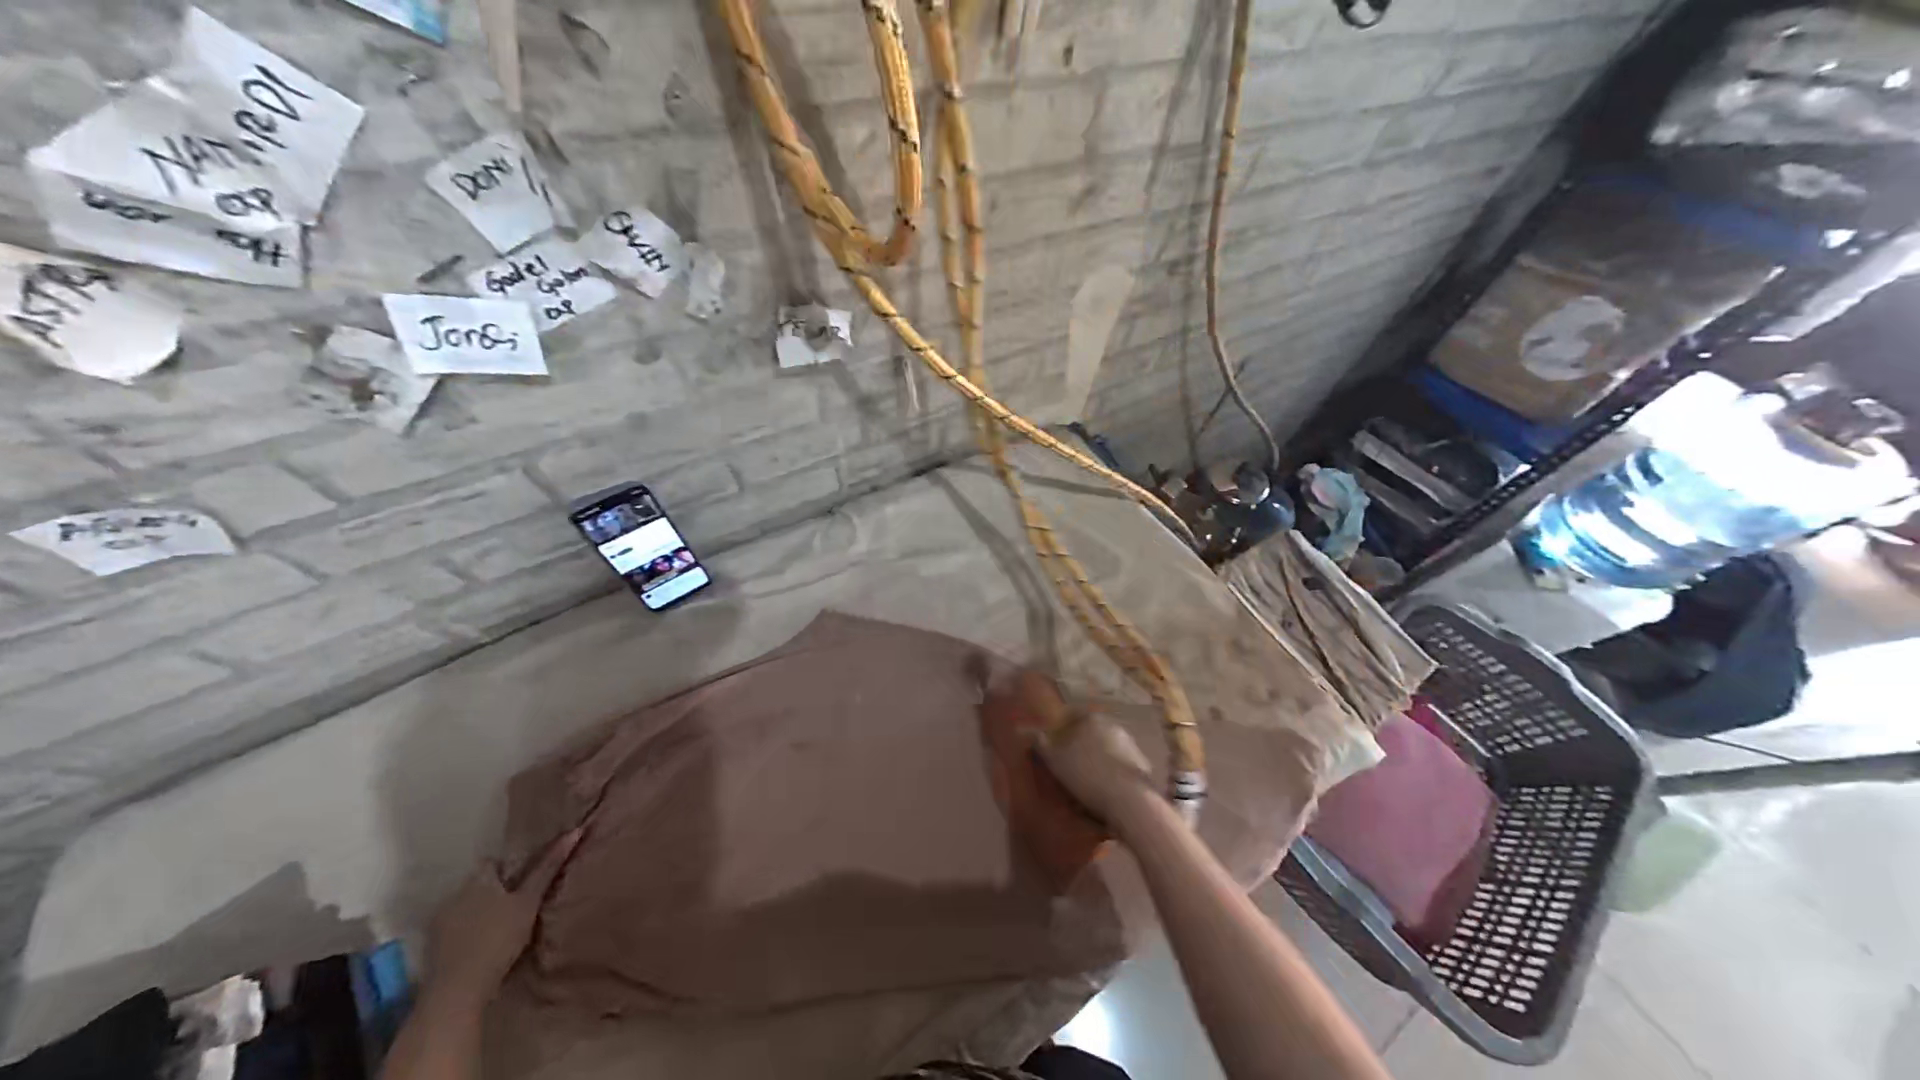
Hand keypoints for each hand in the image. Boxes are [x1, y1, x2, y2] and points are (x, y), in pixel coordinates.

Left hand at [422, 829, 581, 1009]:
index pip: (493, 862)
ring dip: (480, 911)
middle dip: (495, 890)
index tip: (526, 880)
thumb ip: (548, 868)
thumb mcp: (530, 901)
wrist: (459, 989)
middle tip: (519, 904)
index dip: (510, 868)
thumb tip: (575, 830)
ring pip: (466, 906)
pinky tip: (482, 945)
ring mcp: (440, 922)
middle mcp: (455, 895)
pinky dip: (468, 932)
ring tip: (502, 926)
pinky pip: (455, 929)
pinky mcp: (433, 948)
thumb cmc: (499, 938)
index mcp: (477, 880)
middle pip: (479, 884)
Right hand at [989, 670, 1154, 826]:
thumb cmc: (1085, 775)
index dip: (1062, 729)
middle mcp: (1112, 725)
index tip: (1055, 745)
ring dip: (1099, 759)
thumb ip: (1040, 742)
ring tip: (1088, 781)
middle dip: (1081, 745)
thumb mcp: (1054, 759)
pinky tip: (1107, 791)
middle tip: (1070, 764)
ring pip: (1107, 748)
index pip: (1072, 715)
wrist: (1128, 801)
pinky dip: (1113, 773)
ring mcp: (1130, 745)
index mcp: (1090, 719)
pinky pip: (1121, 766)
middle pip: (1091, 731)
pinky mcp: (1142, 765)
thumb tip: (1024, 728)